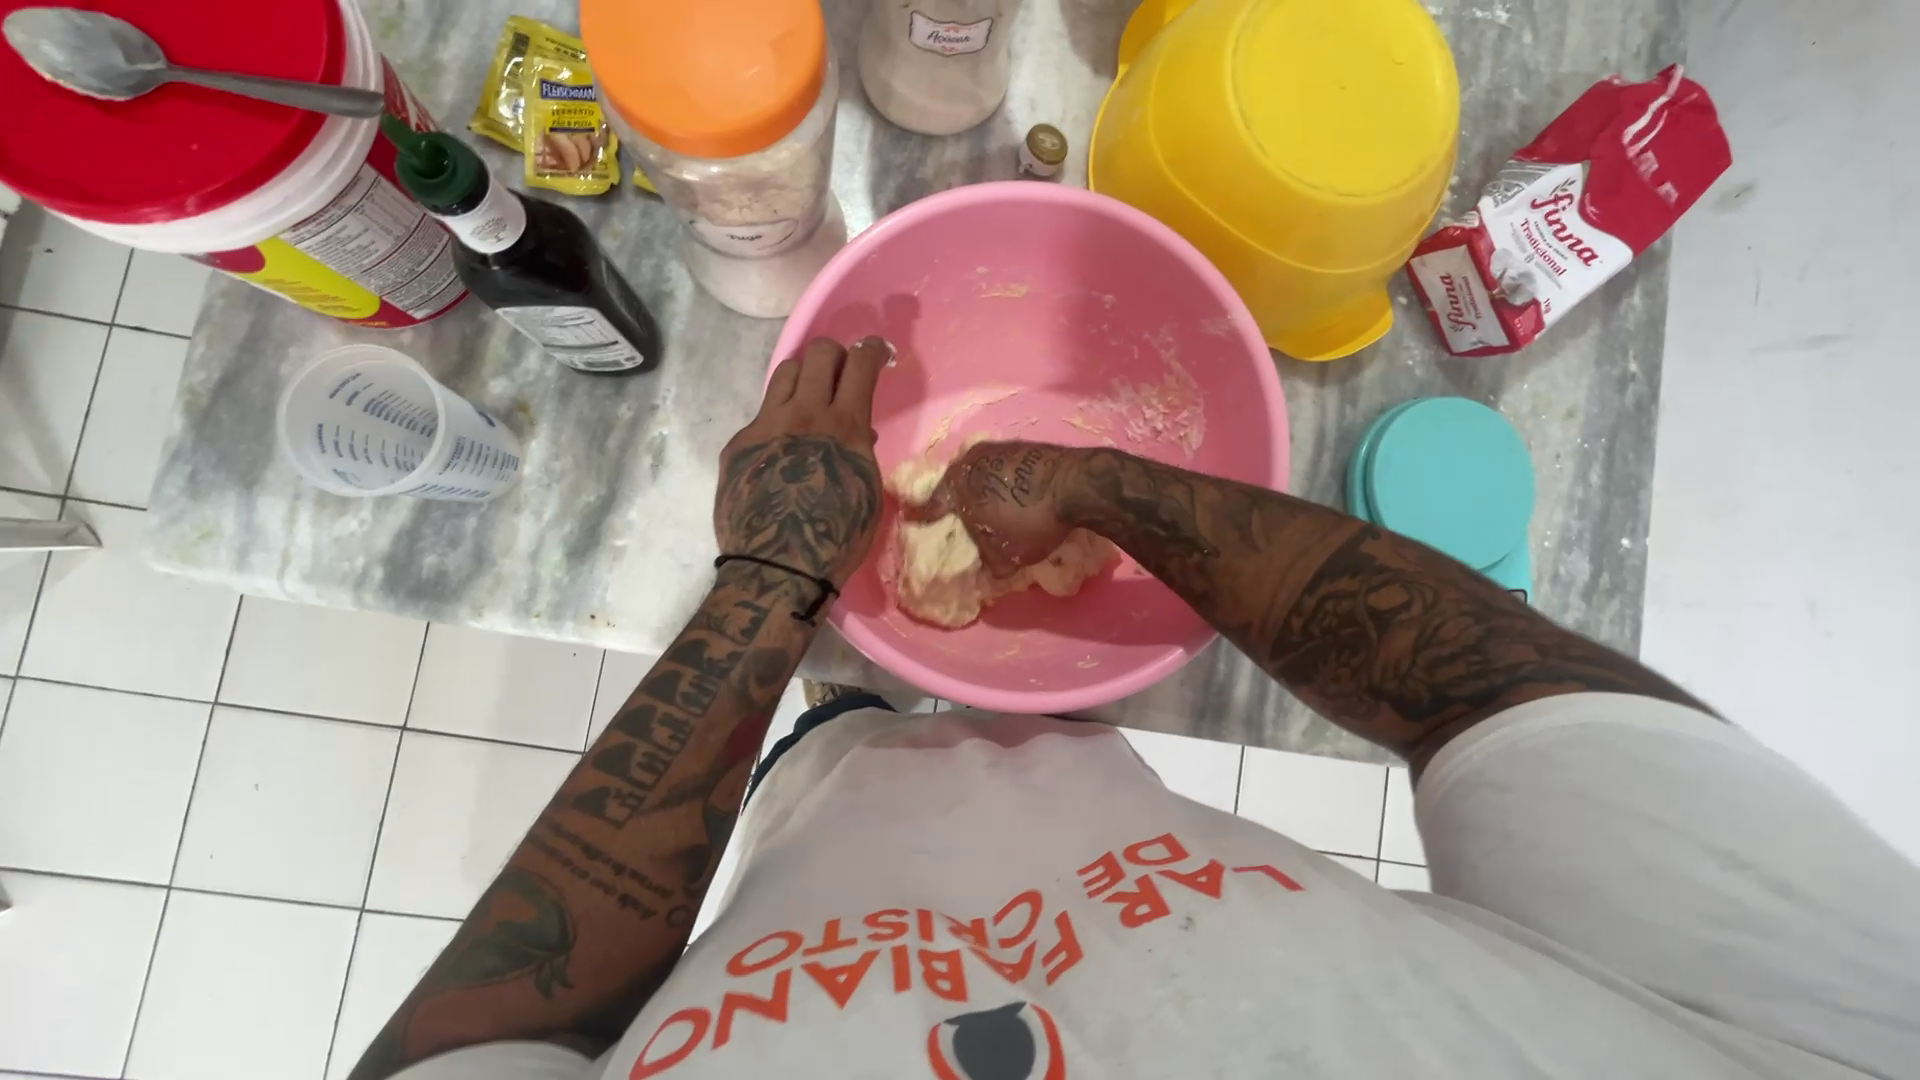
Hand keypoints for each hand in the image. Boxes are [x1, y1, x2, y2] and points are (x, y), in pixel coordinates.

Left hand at [714, 337, 889, 586]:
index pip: (860, 363)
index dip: (872, 351)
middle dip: (835, 356)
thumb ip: (860, 451)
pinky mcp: (738, 443)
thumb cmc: (837, 539)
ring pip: (785, 372)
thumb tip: (856, 431)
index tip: (876, 353)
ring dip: (803, 378)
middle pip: (818, 351)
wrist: (777, 568)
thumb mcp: (867, 492)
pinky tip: (779, 452)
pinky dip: (777, 422)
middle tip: (840, 377)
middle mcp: (803, 413)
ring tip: (807, 403)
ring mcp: (765, 425)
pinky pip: (761, 415)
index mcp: (844, 426)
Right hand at [916, 441, 1084, 576]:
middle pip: (955, 484)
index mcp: (956, 484)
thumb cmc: (1031, 520)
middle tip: (957, 518)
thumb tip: (990, 568)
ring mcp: (999, 449)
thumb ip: (990, 563)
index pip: (931, 506)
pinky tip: (1015, 497)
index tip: (918, 524)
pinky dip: (1005, 484)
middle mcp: (971, 460)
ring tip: (988, 508)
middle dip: (955, 501)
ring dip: (982, 490)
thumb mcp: (1006, 555)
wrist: (1077, 485)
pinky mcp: (1024, 447)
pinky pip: (1005, 469)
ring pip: (981, 473)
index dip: (924, 519)